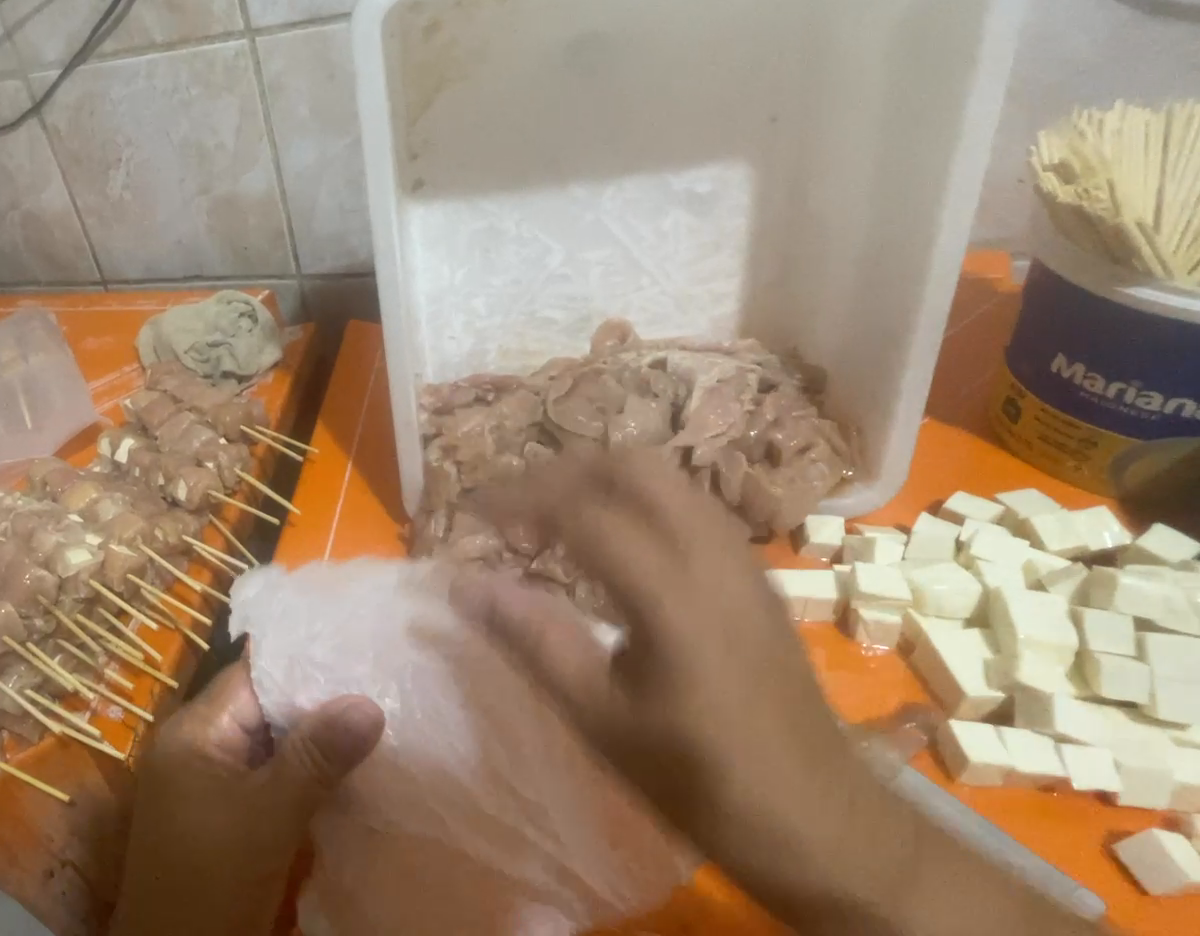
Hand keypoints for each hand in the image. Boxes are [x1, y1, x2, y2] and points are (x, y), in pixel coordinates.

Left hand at [109, 660, 383, 935]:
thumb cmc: (213, 881)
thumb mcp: (269, 816)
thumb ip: (317, 757)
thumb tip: (369, 702)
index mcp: (193, 732)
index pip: (252, 675)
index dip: (303, 665)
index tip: (357, 656)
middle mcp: (195, 747)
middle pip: (262, 708)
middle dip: (315, 704)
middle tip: (377, 689)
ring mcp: (205, 783)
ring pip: (267, 745)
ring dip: (311, 743)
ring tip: (373, 725)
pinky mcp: (220, 816)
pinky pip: (264, 778)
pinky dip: (299, 775)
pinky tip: (343, 774)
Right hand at [454, 450, 1096, 935]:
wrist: (824, 821)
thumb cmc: (700, 777)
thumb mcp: (600, 720)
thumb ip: (532, 640)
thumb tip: (462, 584)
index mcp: (674, 595)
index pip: (583, 510)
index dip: (518, 500)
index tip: (472, 513)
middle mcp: (713, 555)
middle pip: (630, 465)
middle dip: (560, 472)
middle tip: (514, 509)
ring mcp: (742, 557)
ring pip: (664, 475)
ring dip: (597, 479)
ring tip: (550, 518)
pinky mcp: (753, 570)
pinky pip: (685, 501)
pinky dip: (632, 498)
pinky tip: (608, 541)